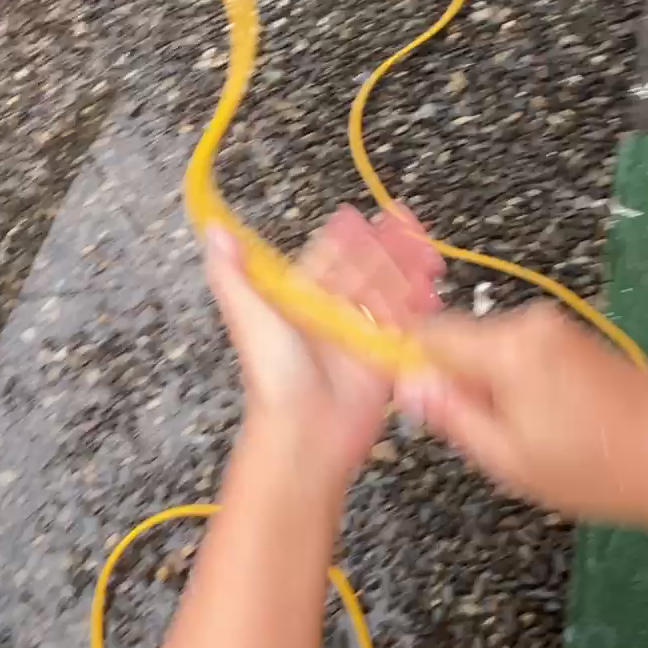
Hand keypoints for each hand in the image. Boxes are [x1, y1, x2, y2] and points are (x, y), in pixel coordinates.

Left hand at [204, 205, 442, 489]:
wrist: (304, 431)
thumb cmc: (272, 376)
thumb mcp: (247, 316)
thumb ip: (232, 273)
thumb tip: (215, 232)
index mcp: (301, 300)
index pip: (331, 257)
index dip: (351, 235)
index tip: (368, 215)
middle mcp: (331, 314)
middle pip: (366, 270)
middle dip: (389, 247)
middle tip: (409, 224)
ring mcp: (358, 335)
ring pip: (388, 294)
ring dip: (408, 271)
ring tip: (428, 254)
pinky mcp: (381, 359)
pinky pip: (403, 327)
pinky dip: (418, 308)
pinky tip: (431, 290)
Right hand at [396, 302, 647, 527]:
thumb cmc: (597, 471)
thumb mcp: (509, 458)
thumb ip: (452, 415)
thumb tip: (408, 382)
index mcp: (507, 346)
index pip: (429, 332)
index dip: (410, 362)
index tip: (414, 401)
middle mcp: (530, 322)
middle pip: (461, 339)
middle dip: (457, 381)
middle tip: (483, 436)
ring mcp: (559, 327)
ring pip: (492, 348)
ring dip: (489, 385)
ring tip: (525, 437)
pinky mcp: (578, 339)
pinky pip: (524, 352)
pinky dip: (519, 382)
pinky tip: (550, 423)